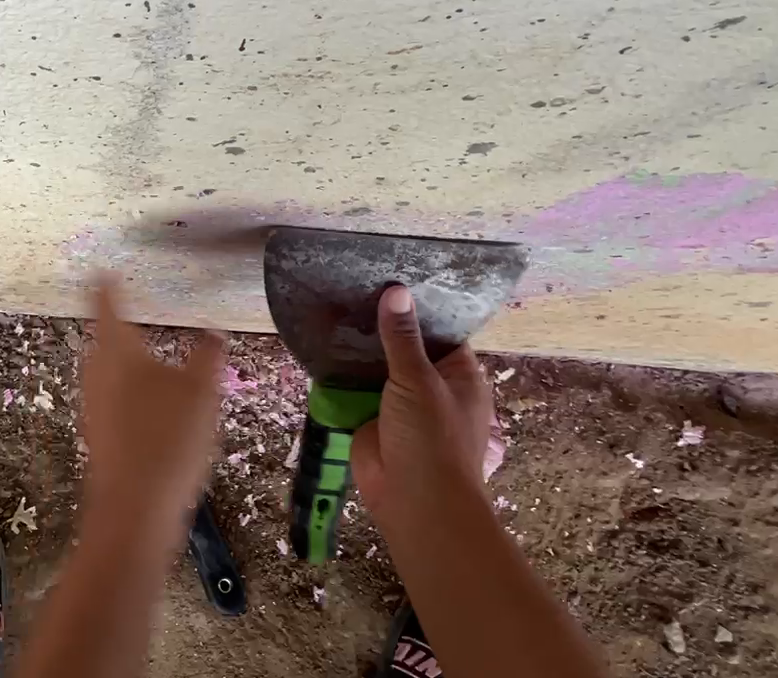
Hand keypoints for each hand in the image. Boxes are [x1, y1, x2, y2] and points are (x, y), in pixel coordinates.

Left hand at [80, 277, 226, 544]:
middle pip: (103, 336)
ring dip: (126, 360)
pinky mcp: (97, 431)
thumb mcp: (201, 390)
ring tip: (149, 357)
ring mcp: (91, 402)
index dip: (106, 282)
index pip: (105, 301)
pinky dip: (129, 391)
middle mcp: (95, 369)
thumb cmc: (167, 437)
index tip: (104, 268)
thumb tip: (212, 332)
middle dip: (117, 323)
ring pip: (107, 368)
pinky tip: (151, 407)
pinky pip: (112, 397)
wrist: (134, 508)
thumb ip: (208, 354)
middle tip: (130, 308)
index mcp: (115, 347)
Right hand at [350, 285, 494, 533]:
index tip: (389, 276)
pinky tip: (319, 341)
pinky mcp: (370, 415)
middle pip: (404, 346)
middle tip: (349, 284)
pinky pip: (354, 385)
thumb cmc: (432, 439)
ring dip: (357, 347)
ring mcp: (399, 402)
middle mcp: (431, 385)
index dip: (417, 307)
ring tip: (329, 304)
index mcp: (459, 375)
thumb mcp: (418, 380)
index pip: (439, 331)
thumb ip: (402, 337)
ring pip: (375, 365)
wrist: (413, 501)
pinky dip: (339, 370)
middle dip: (380, 324)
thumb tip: (396, 290)